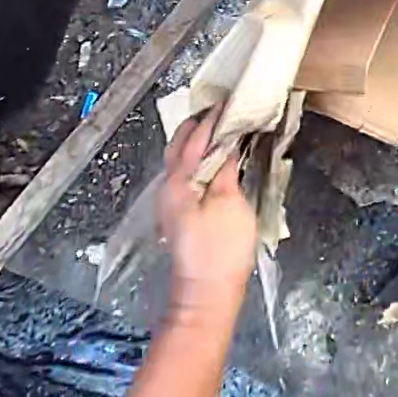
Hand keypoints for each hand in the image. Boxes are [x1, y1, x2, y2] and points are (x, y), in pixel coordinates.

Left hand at [159, 106, 256, 325]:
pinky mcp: (179, 213)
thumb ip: (225, 168)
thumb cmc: (220, 248)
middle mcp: (168, 185)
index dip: (212, 118)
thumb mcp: (230, 203)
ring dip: (197, 142)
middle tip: (222, 111)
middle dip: (197, 125)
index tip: (228, 101)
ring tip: (221, 130)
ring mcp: (171, 200)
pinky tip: (215, 161)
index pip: (194, 138)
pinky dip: (198, 159)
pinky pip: (186, 173)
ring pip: (180, 159)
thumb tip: (226, 142)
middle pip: (179, 145)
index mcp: (178, 179)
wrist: (206, 295)